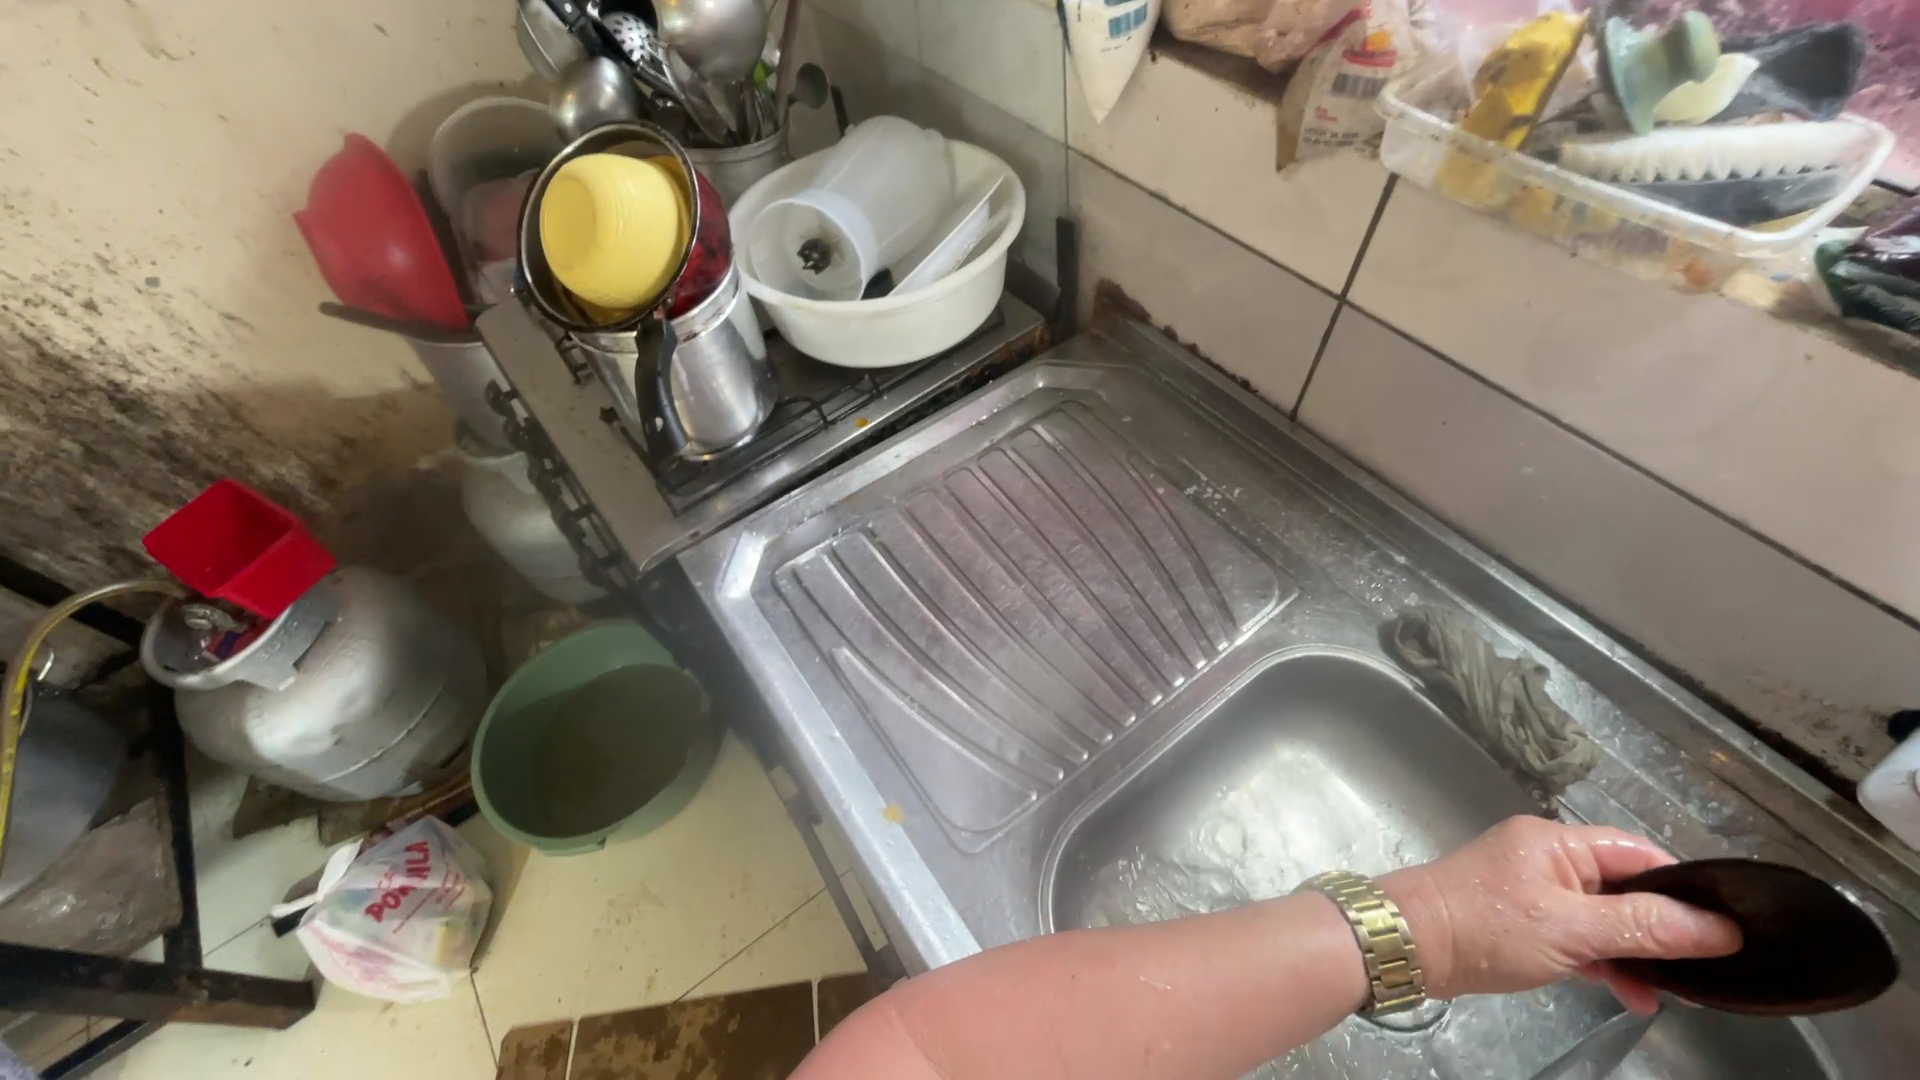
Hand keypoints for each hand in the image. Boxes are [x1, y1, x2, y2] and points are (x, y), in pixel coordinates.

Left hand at [1378, 816, 1741, 1012]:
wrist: (1413, 942)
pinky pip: (1578, 934)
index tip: (1730, 929)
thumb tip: (1721, 927)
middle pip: (1623, 887)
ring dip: (1636, 953)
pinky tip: (1632, 995)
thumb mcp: (1573, 927)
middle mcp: (1544, 857)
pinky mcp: (1522, 918)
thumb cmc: (1487, 926)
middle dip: (1663, 929)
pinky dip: (1604, 961)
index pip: (1637, 853)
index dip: (1684, 888)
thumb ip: (1645, 925)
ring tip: (1674, 995)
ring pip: (1603, 916)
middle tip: (1707, 974)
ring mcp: (1532, 888)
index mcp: (1554, 841)